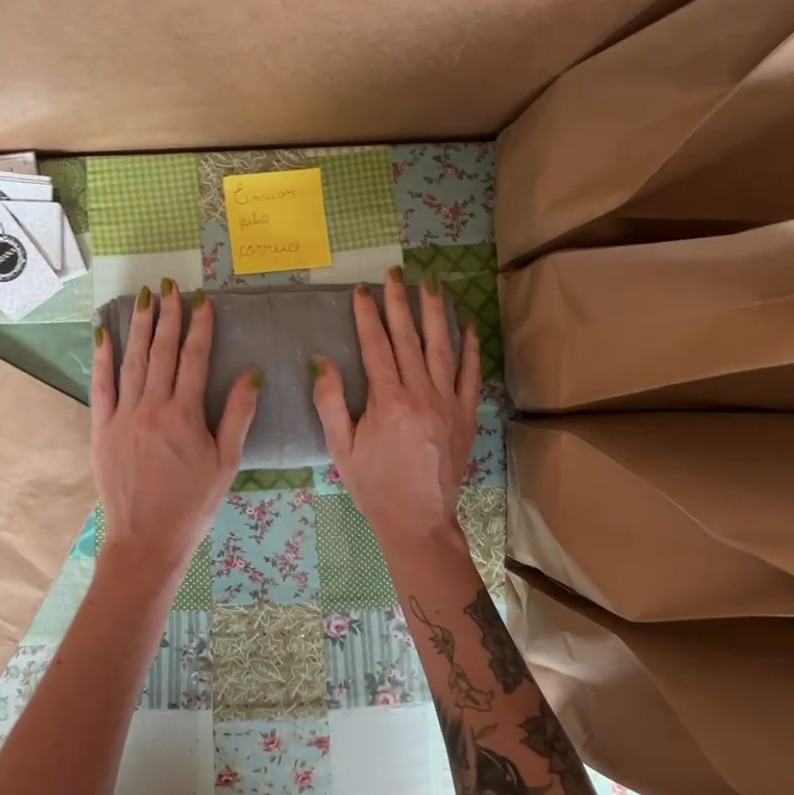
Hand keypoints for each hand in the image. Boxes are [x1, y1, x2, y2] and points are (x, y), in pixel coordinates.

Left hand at [93, 280, 260, 577]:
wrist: (146, 539)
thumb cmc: (193, 505)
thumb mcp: (226, 462)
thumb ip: (237, 415)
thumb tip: (251, 373)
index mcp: (185, 416)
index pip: (193, 359)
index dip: (199, 327)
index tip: (202, 301)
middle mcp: (152, 408)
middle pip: (161, 352)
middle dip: (168, 316)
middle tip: (171, 287)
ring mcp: (123, 417)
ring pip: (132, 362)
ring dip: (139, 327)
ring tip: (145, 298)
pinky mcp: (102, 429)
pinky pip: (101, 386)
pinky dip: (102, 358)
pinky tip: (104, 334)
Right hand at [313, 269, 480, 542]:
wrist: (418, 520)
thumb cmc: (374, 486)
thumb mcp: (341, 448)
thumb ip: (330, 402)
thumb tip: (322, 360)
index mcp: (388, 402)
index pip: (376, 346)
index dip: (367, 316)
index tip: (362, 291)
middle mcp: (421, 395)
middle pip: (409, 339)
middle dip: (400, 303)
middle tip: (395, 274)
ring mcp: (448, 403)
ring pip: (442, 348)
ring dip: (435, 313)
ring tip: (431, 284)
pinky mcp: (465, 416)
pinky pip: (470, 375)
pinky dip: (471, 348)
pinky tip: (468, 326)